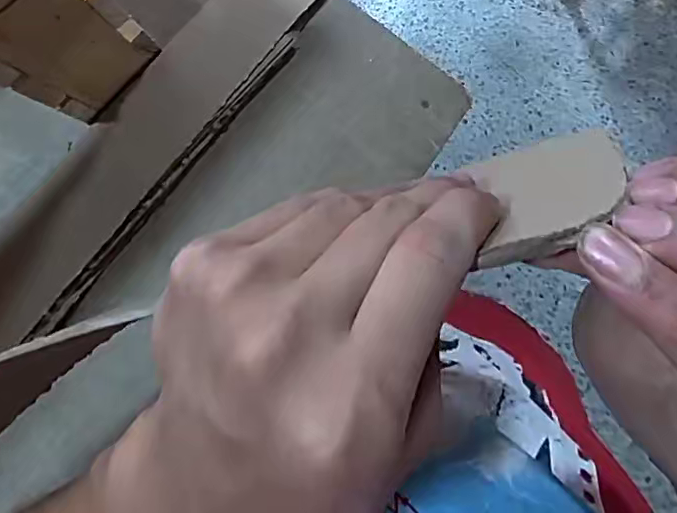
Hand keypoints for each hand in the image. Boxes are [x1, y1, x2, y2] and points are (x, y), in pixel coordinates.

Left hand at [71, 177, 502, 512]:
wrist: (192, 483)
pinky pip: (289, 211)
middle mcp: (287, 327)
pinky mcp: (198, 260)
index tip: (485, 200)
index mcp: (348, 395)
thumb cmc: (306, 482)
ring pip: (335, 204)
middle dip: (429, 199)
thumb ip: (433, 347)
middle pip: (382, 221)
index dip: (464, 215)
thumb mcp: (398, 446)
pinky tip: (338, 231)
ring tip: (398, 212)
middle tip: (454, 194)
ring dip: (378, 203)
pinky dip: (326, 215)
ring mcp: (232, 284)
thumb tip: (447, 245)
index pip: (425, 260)